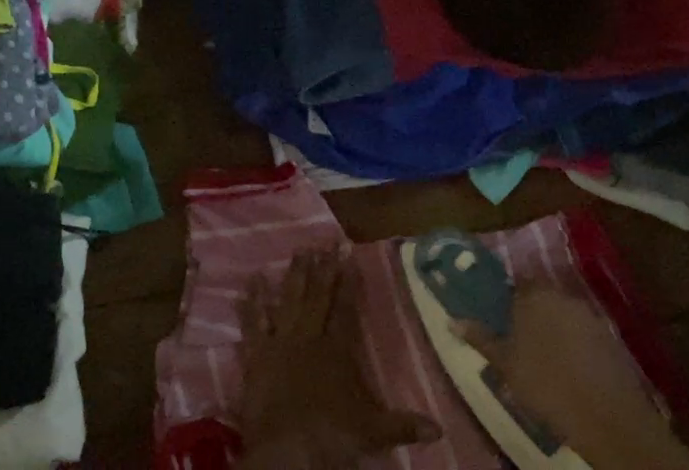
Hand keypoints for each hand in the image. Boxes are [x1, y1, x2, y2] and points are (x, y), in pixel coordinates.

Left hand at [236, 248, 440, 468]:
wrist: (288, 447)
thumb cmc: (333, 436)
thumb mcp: (374, 431)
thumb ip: (403, 425)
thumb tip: (439, 431)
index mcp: (337, 350)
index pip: (344, 308)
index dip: (347, 281)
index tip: (348, 255)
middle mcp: (309, 338)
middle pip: (317, 297)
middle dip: (322, 268)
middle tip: (324, 241)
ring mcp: (280, 343)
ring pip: (287, 301)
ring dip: (293, 276)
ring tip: (297, 251)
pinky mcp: (256, 356)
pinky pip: (252, 323)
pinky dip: (250, 303)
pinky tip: (249, 282)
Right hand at [459, 287, 688, 469]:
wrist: (604, 416)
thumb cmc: (544, 384)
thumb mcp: (505, 364)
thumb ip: (480, 338)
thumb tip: (452, 321)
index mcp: (533, 296)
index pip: (516, 285)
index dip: (508, 301)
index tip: (502, 320)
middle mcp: (562, 297)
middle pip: (542, 298)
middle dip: (532, 313)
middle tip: (520, 340)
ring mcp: (590, 316)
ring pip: (564, 315)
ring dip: (555, 328)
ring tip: (545, 357)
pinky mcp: (611, 338)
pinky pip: (584, 333)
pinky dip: (576, 344)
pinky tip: (570, 368)